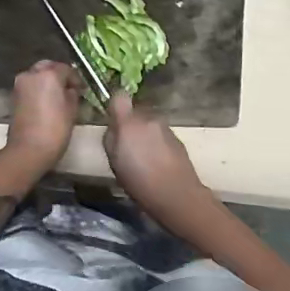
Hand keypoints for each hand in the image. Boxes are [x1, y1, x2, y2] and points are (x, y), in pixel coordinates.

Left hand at [5, 60, 79, 168]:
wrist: (28, 150)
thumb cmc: (55, 129)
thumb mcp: (72, 110)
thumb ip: (72, 94)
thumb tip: (69, 90)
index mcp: (49, 74)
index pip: (66, 69)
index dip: (76, 79)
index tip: (82, 90)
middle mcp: (31, 74)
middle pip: (47, 67)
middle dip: (58, 74)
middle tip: (69, 88)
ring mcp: (20, 85)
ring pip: (36, 75)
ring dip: (46, 81)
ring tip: (58, 96)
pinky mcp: (14, 96)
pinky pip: (29, 86)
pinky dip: (38, 89)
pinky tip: (46, 102)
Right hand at [103, 92, 201, 213]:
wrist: (176, 194)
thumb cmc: (139, 182)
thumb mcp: (114, 163)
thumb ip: (111, 139)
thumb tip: (114, 128)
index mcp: (129, 123)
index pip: (119, 96)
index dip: (115, 105)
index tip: (113, 120)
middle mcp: (148, 119)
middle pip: (135, 112)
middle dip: (130, 124)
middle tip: (127, 147)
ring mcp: (165, 127)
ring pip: (149, 124)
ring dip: (145, 134)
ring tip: (144, 157)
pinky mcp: (177, 138)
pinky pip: (161, 134)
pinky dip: (157, 142)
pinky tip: (158, 161)